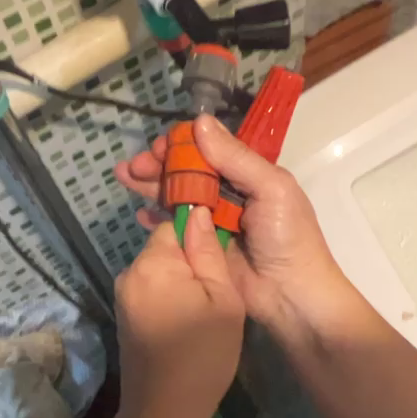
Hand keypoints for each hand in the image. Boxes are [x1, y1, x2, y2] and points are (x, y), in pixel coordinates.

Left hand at [114, 206, 245, 417]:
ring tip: (205, 310)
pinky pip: (152, 291)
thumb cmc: (202, 355)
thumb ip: (209, 253)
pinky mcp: (124, 316)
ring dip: (182, 282)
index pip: (175, 225)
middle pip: (165, 248)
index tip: (220, 258)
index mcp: (152, 263)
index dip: (199, 236)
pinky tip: (187, 322)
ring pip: (160, 271)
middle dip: (191, 262)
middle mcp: (129, 273)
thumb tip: (198, 211)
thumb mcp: (223, 301)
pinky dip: (170, 299)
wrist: (164, 412)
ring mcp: (123, 296)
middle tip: (218, 290)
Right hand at [115, 115, 357, 336]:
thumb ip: (235, 157)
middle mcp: (228, 195)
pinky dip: (155, 220)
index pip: (209, 151)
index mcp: (248, 176)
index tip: (161, 145)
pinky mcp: (200, 249)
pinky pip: (173, 230)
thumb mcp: (271, 188)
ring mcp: (212, 224)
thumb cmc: (288, 237)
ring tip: (125, 177)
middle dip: (158, 165)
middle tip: (134, 166)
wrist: (291, 296)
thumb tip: (200, 122)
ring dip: (150, 186)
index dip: (183, 145)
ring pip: (175, 198)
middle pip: (186, 173)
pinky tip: (141, 214)